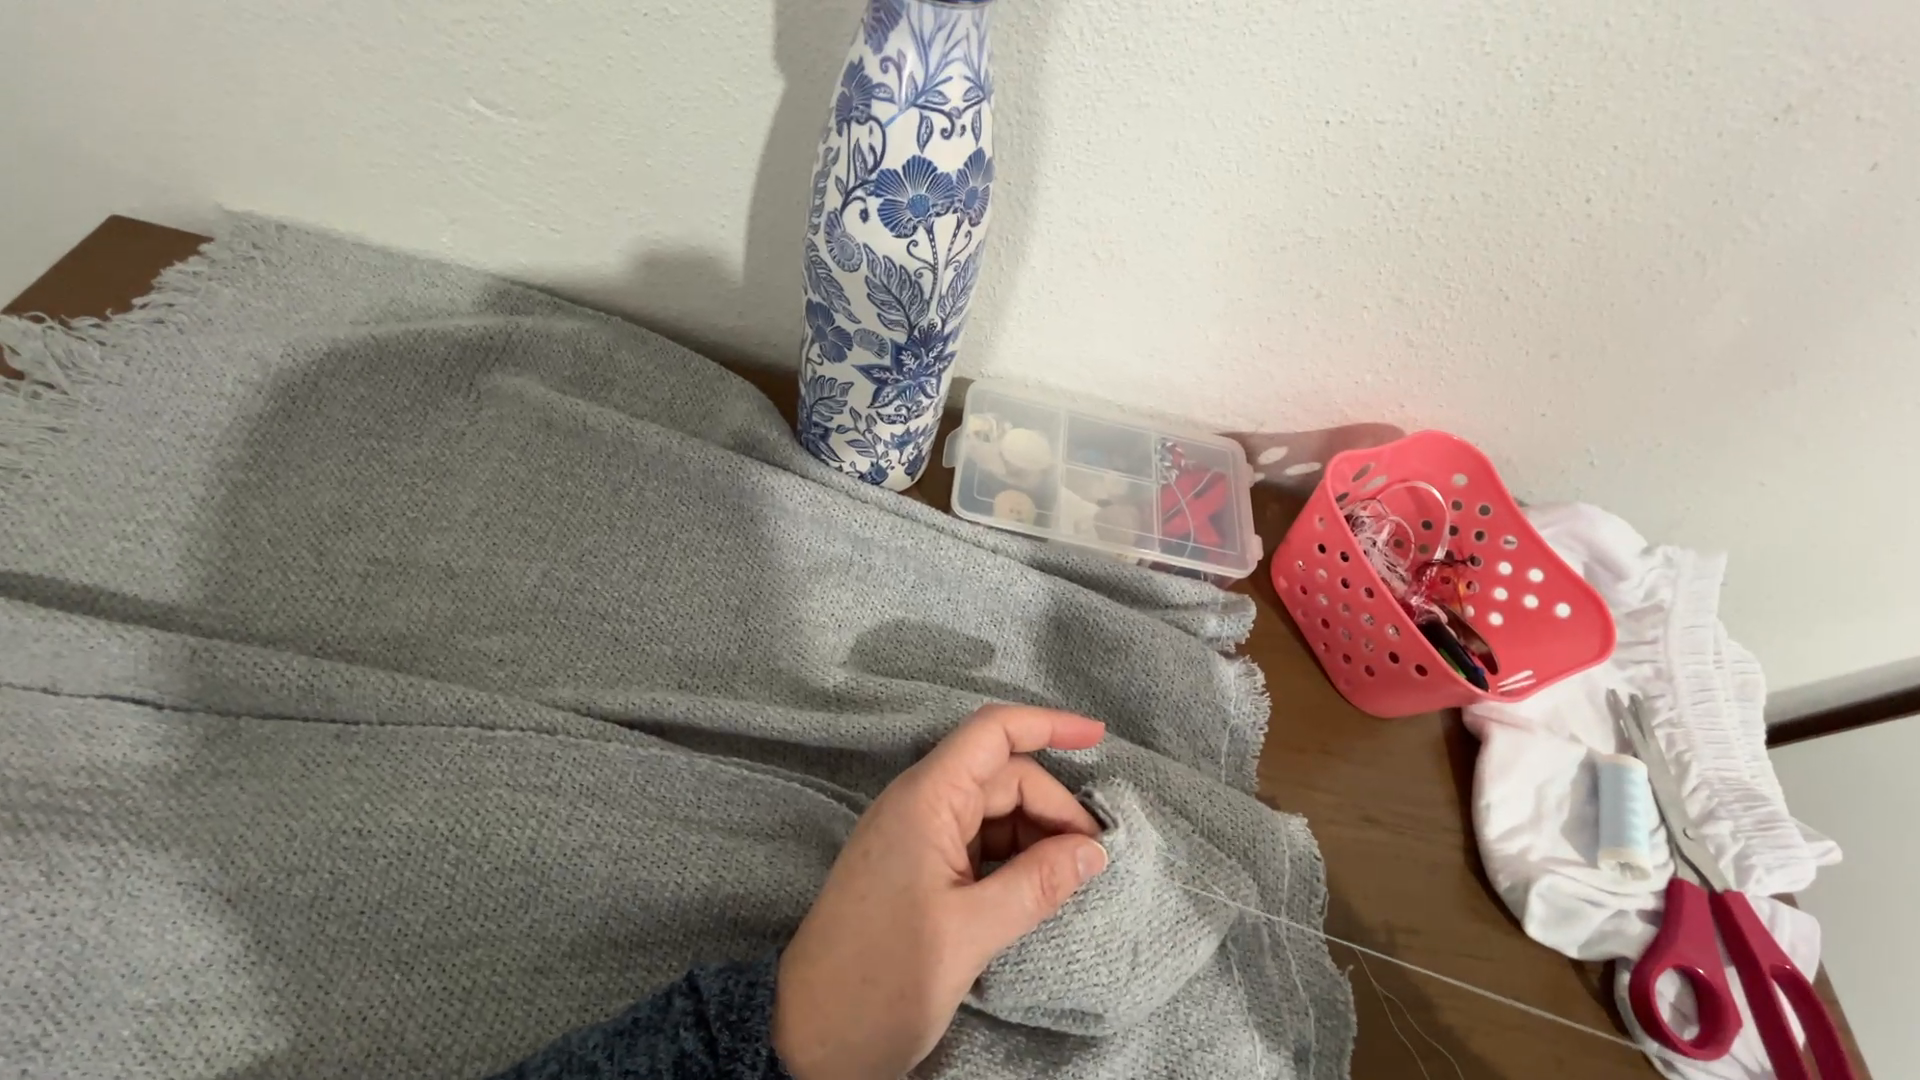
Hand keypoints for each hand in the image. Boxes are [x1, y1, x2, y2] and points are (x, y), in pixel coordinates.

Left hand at [772, 705, 1110, 1079]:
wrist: (810, 1036)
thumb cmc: (881, 980)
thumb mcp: (969, 934)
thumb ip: (1036, 885)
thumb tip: (1094, 851)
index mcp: (926, 799)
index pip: (992, 733)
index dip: (1048, 724)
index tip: (1099, 736)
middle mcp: (921, 803)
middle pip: (1002, 776)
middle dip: (1053, 807)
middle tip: (1094, 861)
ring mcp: (918, 834)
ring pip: (994, 810)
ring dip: (1036, 835)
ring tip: (1069, 881)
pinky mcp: (919, 865)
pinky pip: (978, 840)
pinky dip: (1013, 857)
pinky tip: (1037, 889)